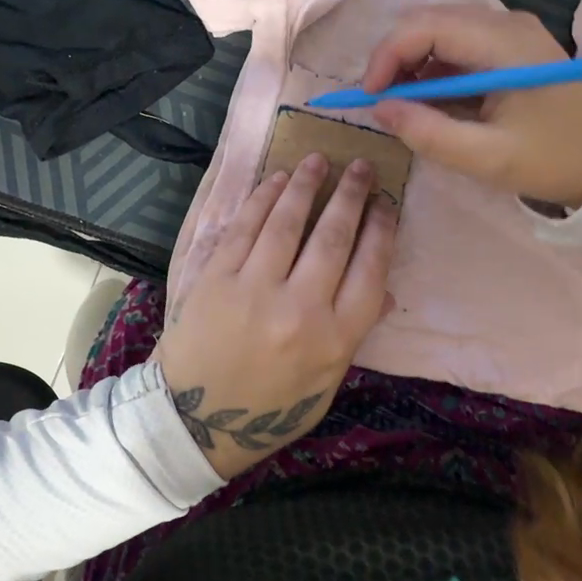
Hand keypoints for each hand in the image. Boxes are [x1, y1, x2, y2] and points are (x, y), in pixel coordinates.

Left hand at [155, 153, 398, 479]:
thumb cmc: (270, 406)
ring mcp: (254, 291)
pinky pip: (245, 228)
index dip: (381, 229)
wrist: (195, 420)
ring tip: (320, 160)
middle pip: (332, 237)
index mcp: (334, 340)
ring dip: (306, 185)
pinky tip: (278, 180)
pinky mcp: (216, 279)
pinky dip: (264, 199)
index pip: (370, 269)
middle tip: (361, 166)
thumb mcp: (326, 381)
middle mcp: (299, 310)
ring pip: (287, 223)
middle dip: (350, 195)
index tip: (386, 202)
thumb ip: (354, 332)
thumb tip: (385, 289)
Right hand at [362, 5, 581, 207]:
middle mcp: (506, 22)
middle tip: (380, 101)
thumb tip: (377, 109)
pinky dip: (431, 66)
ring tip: (404, 105)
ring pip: (437, 28)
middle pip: (428, 19)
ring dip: (411, 62)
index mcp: (506, 43)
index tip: (368, 95)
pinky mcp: (507, 42)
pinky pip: (454, 42)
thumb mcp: (486, 158)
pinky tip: (430, 99)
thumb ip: (428, 133)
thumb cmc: (551, 161)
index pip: (427, 25)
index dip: (387, 54)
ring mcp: (508, 29)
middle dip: (395, 57)